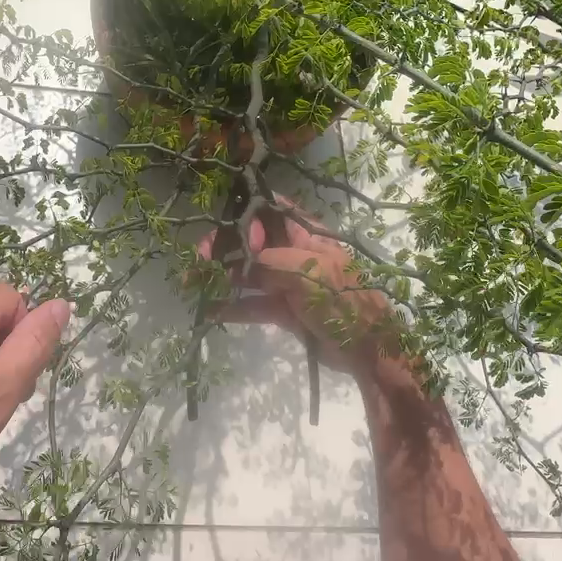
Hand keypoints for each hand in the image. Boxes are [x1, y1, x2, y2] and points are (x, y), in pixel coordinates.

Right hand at [200, 200, 410, 386]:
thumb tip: (237, 260)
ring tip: (192, 284)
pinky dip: (231, 306)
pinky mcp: (284, 310)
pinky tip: (209, 310)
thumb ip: (269, 261)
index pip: (270, 211)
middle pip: (252, 242)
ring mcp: (288, 282)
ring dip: (221, 277)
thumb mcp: (307, 271)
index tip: (225, 231)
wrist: (368, 349)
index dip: (246, 216)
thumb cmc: (343, 299)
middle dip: (224, 248)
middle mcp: (294, 253)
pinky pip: (253, 304)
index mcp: (306, 234)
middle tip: (198, 260)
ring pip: (248, 274)